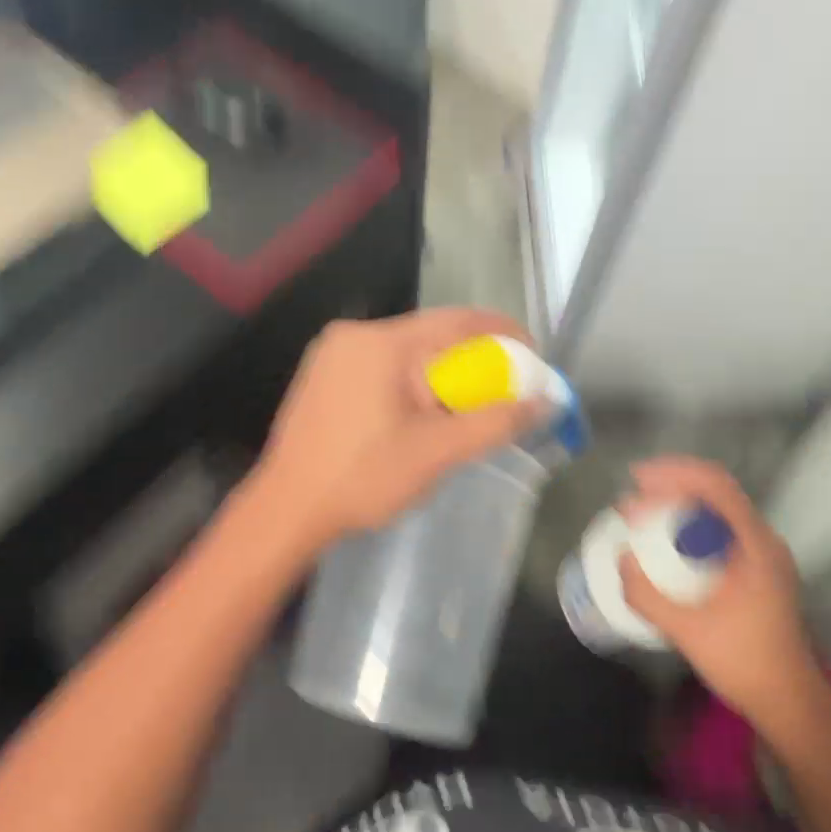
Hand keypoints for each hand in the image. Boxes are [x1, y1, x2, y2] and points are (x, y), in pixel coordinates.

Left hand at [244, 309, 541, 559]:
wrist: (285, 511)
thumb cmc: (362, 479)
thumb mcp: (437, 453)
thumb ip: (494, 423)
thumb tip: (544, 402)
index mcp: (381, 343)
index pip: (456, 320)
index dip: (501, 332)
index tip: (531, 353)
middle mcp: (353, 335)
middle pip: (430, 335)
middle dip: (471, 359)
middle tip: (501, 390)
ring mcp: (331, 354)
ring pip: (404, 352)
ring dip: (440, 373)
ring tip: (464, 407)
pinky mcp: (321, 376)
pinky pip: (379, 367)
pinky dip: (409, 382)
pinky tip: (419, 415)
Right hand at [618, 457, 825, 722]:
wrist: (788, 702)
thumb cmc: (744, 662)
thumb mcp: (687, 630)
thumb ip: (647, 595)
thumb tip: (620, 560)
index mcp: (756, 546)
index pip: (716, 487)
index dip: (675, 473)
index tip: (637, 479)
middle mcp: (763, 542)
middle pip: (717, 493)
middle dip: (670, 487)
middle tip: (632, 500)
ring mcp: (763, 556)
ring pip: (718, 512)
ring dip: (679, 507)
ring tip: (642, 517)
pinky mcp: (757, 572)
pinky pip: (720, 533)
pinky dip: (690, 528)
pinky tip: (666, 545)